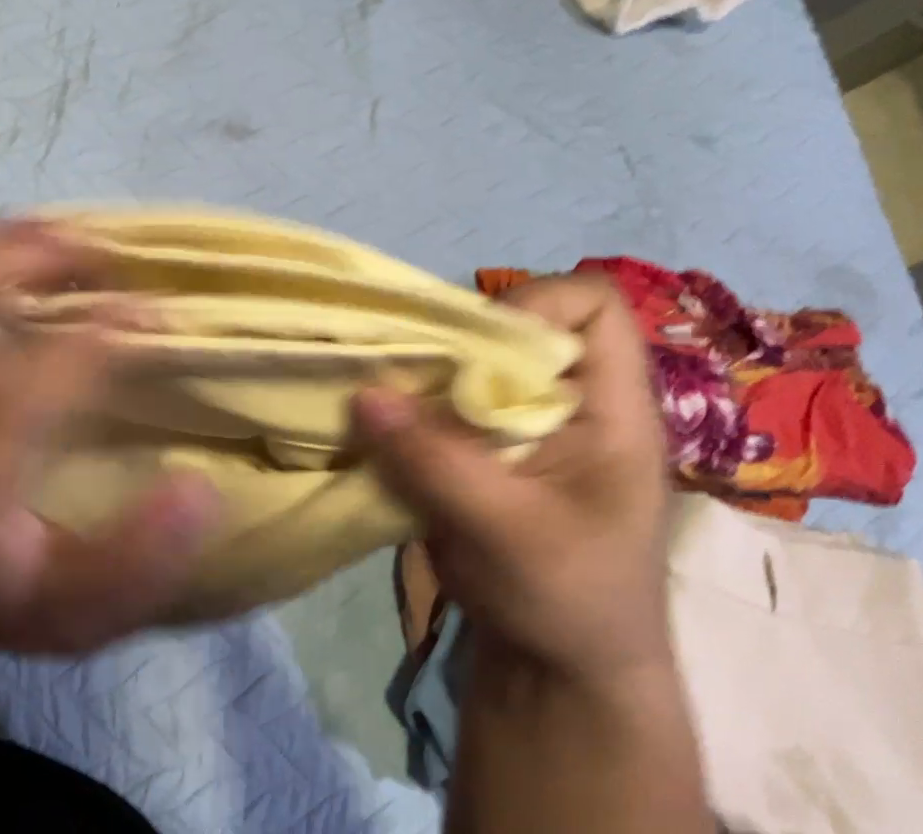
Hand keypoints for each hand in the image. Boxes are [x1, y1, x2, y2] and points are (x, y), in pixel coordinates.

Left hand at [0, 221, 220, 652]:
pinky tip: (20, 242)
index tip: (155, 316)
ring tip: (66, 231)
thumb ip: (141, 561)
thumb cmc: (12, 599)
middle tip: (102, 251)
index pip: (24, 390)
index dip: (92, 342)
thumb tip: (197, 482)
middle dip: (23, 265)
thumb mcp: (83, 614)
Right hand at [353, 274, 673, 682]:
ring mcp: (516, 427)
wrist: (557, 667)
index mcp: (608, 409)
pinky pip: (431, 406)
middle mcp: (564, 403)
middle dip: (449, 341)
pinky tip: (372, 433)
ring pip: (461, 366)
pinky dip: (398, 410)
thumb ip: (437, 459)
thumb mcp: (507, 531)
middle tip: (400, 377)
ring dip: (414, 377)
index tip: (467, 349)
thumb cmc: (566, 598)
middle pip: (510, 325)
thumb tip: (362, 391)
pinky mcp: (474, 452)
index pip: (591, 306)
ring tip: (376, 405)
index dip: (530, 305)